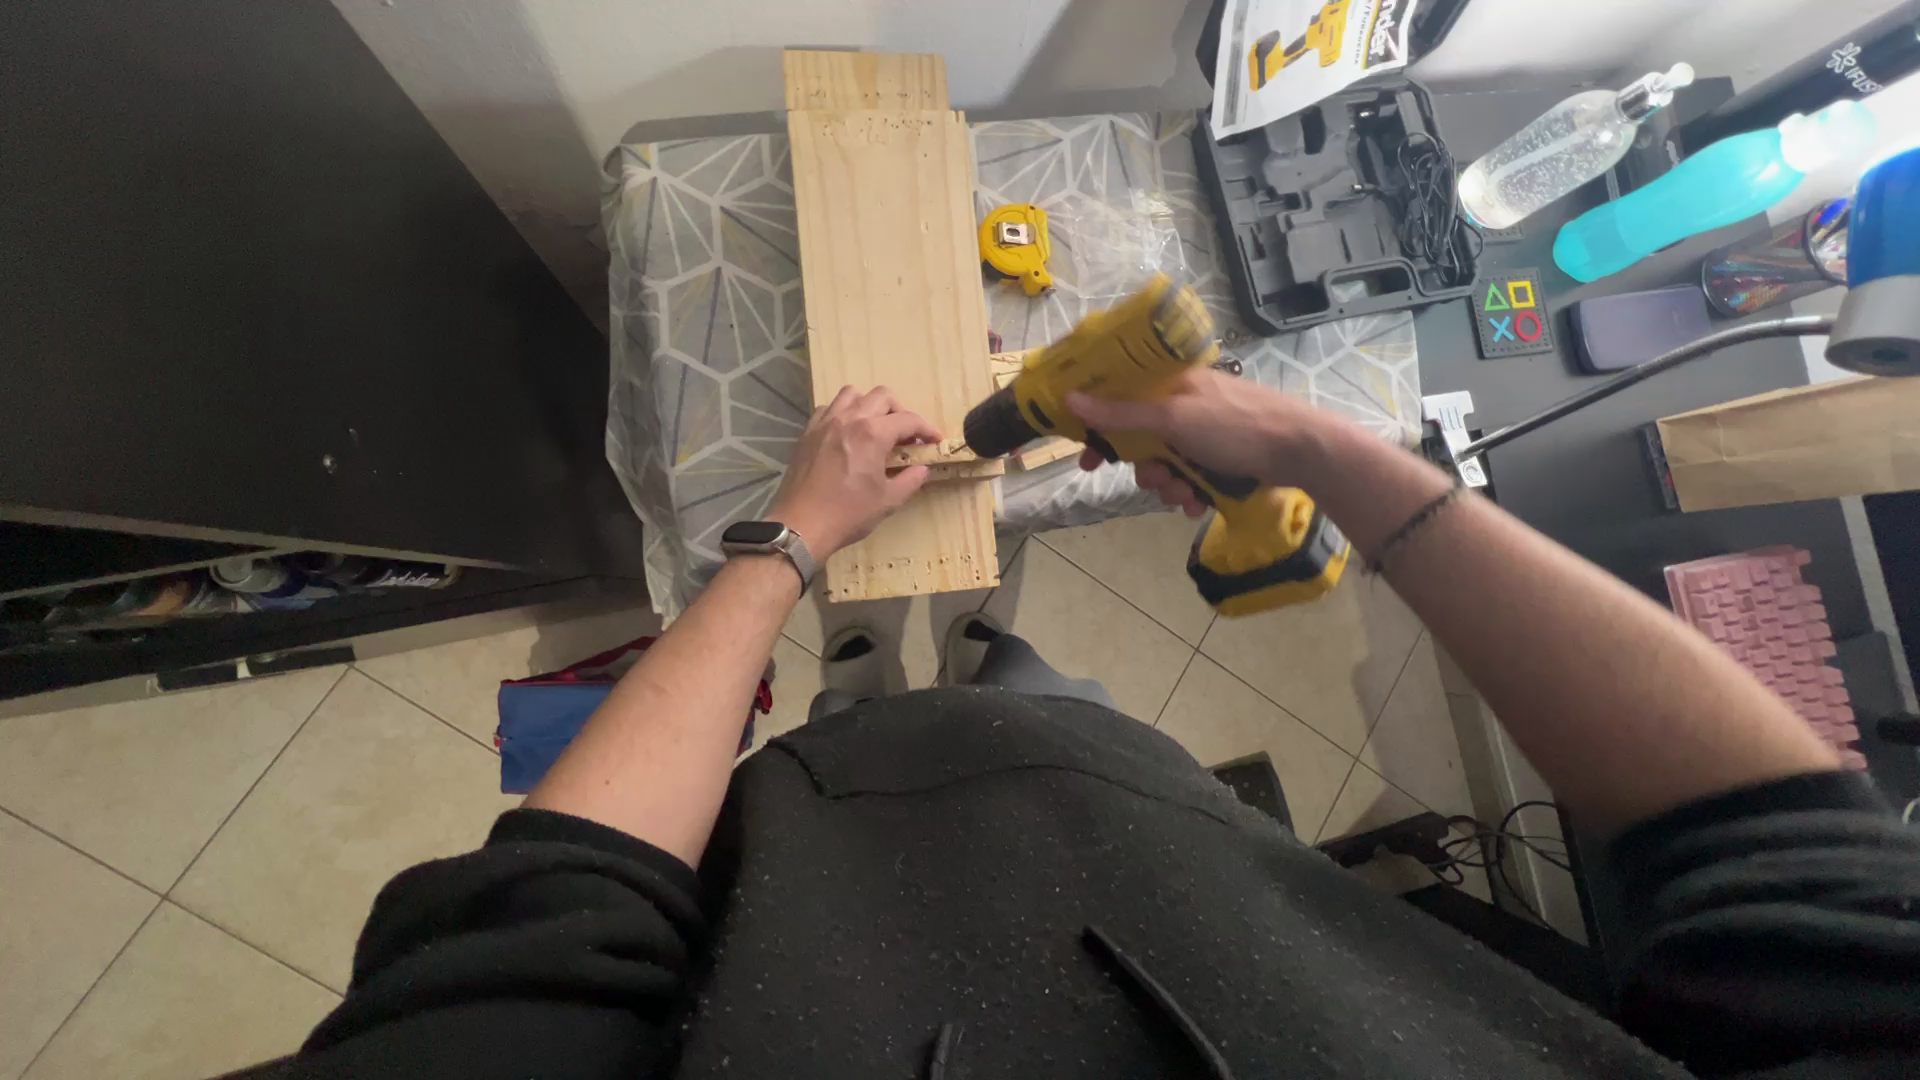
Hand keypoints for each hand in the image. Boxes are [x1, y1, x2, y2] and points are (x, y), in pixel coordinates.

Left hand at [768, 385, 940, 558]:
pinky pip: (828, 408)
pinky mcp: (808, 433)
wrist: (801, 525)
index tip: (935, 441)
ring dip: (870, 406)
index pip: (908, 420)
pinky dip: (842, 413)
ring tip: (875, 428)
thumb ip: (910, 480)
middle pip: (882, 396)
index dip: (927, 429)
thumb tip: (923, 469)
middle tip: (906, 436)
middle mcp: (849, 419)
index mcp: (872, 433)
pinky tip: (846, 434)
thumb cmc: (848, 514)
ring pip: (852, 395)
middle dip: (900, 411)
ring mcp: (825, 423)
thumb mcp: (888, 500)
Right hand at [1066, 370, 1341, 516]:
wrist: (1300, 451)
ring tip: (1187, 494)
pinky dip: (1189, 494)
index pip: (1120, 400)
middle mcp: (1184, 405)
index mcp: (1171, 384)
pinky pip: (1188, 479)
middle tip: (1157, 480)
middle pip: (1141, 441)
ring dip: (1169, 486)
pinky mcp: (1220, 458)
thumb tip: (1071, 398)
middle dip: (1146, 469)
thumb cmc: (1235, 426)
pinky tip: (1200, 503)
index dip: (1101, 430)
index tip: (1089, 461)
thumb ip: (1121, 412)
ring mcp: (1203, 433)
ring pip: (1164, 466)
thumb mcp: (1173, 417)